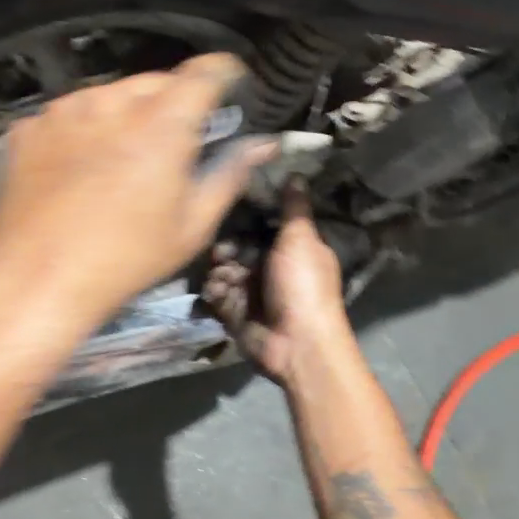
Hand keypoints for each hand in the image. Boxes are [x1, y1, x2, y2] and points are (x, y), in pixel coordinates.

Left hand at [0, 53, 279, 324]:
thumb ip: (229, 176)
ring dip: (122, 116)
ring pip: (106, 96)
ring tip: (119, 161)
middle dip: (171, 102)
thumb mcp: (190, 227)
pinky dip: (79, 132)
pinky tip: (76, 171)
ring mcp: (62, 112)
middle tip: (171, 143)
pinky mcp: (26, 129)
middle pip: (154, 82)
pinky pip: (66, 117)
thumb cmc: (123, 260)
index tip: (230, 83)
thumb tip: (260, 145)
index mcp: (161, 124)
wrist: (34, 281)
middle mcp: (110, 103)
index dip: (223, 73)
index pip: (204, 72)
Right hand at [202, 181, 349, 382]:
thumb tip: (297, 174)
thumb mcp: (301, 240)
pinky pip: (217, 295)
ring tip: (223, 279)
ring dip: (220, 272)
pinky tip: (218, 295)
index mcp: (292, 249)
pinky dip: (215, 293)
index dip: (245, 219)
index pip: (262, 225)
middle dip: (226, 248)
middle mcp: (271, 268)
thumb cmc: (303, 286)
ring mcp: (252, 292)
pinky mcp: (235, 313)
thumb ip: (293, 207)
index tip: (229, 211)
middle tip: (223, 253)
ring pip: (224, 271)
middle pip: (238, 247)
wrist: (297, 344)